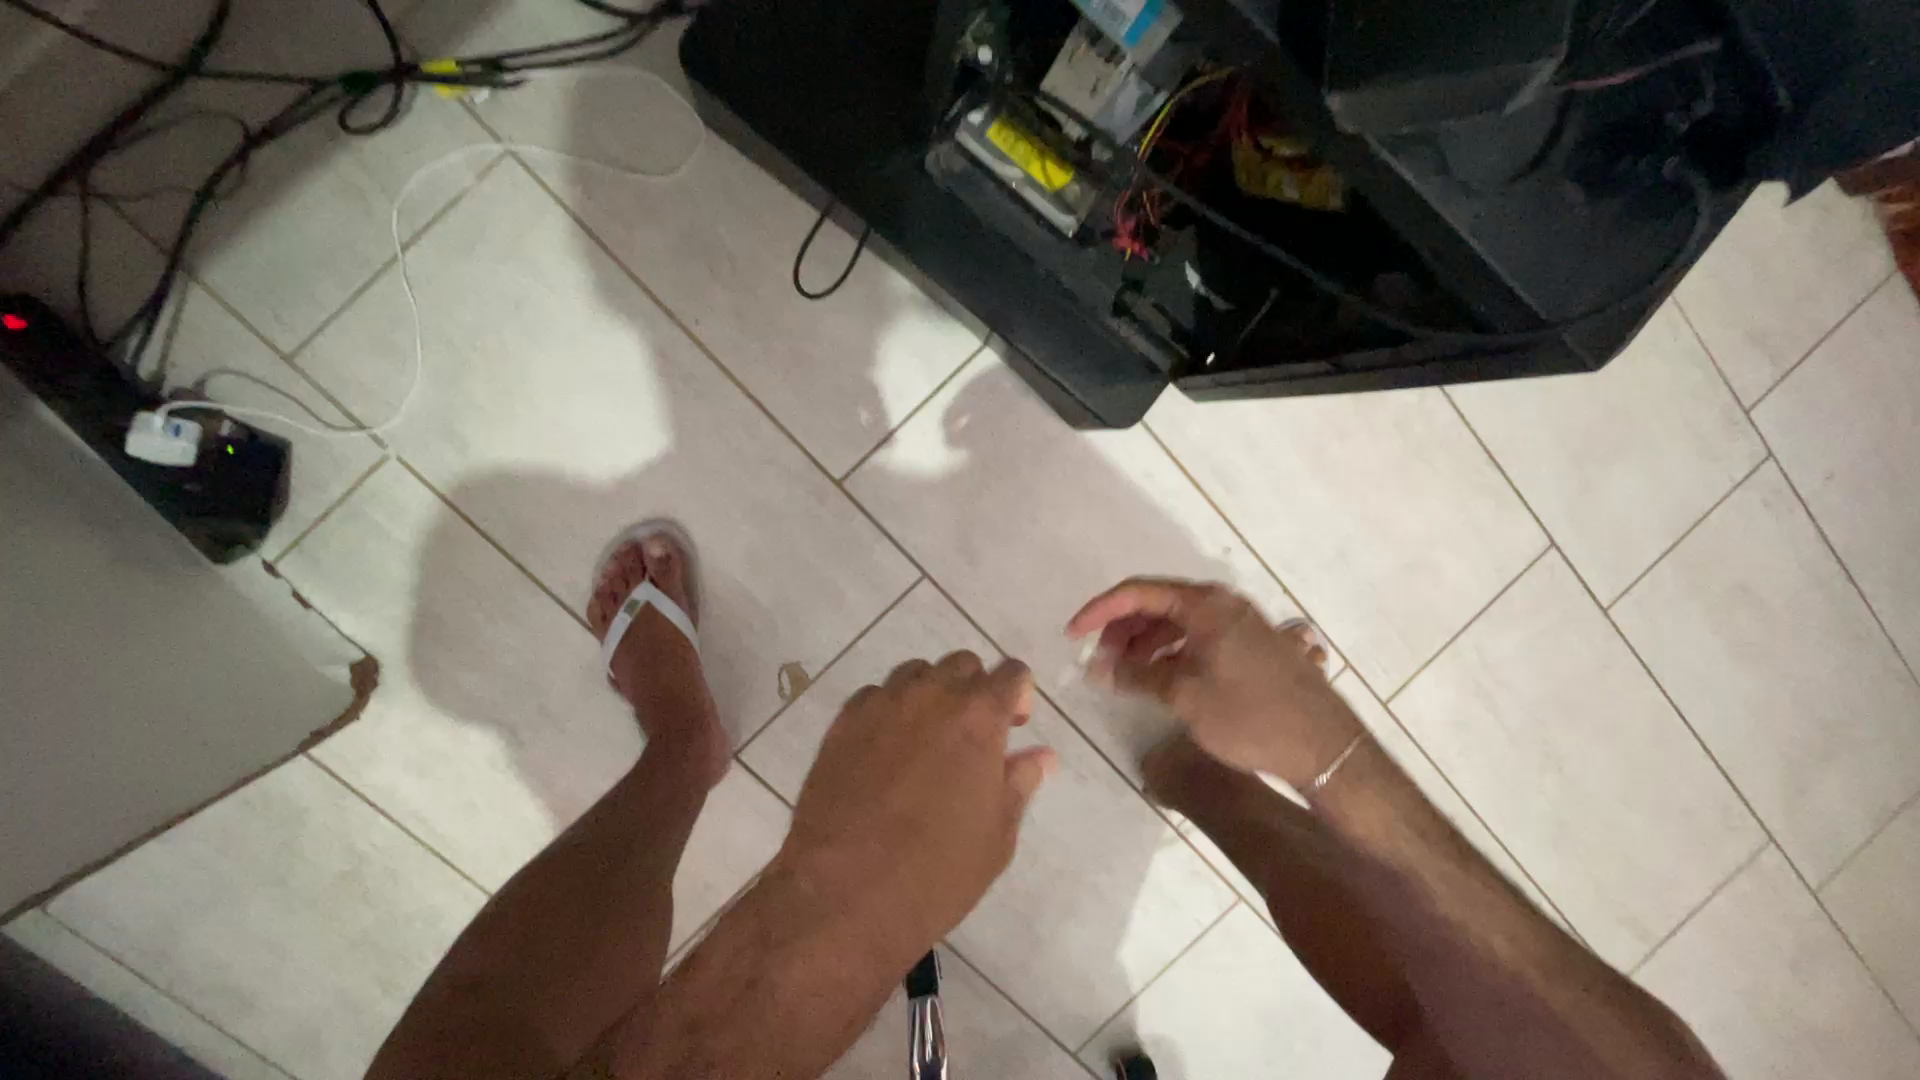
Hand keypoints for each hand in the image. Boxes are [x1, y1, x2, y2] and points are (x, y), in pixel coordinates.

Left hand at [774, 652, 1057, 967]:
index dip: (1018, 695)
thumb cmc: (936, 871)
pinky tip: (885, 753)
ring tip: (926, 742)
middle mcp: (932, 695)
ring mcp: (882, 703)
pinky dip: (888, 710)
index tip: (1013, 728)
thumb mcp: (996, 835)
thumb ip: (1019, 782)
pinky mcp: (843, 721)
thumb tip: (1042, 756)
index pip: (1012, 673)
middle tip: (972, 736)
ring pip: (915, 673)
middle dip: (974, 689)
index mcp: (979, 716)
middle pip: (962, 665)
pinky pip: (875, 696)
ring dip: (930, 694)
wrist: (846, 892)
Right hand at [1067, 577, 1358, 788]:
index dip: (1099, 612)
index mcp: (1206, 604)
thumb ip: (1137, 675)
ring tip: (1123, 677)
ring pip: (1176, 623)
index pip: (1137, 592)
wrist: (1326, 749)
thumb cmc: (1251, 717)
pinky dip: (1170, 654)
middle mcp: (1223, 604)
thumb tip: (1099, 668)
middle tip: (1100, 664)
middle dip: (1121, 631)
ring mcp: (1239, 623)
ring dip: (1144, 645)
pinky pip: (1196, 637)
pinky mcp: (1249, 645)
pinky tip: (1157, 680)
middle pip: (1156, 604)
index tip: (1072, 636)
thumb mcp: (1185, 695)